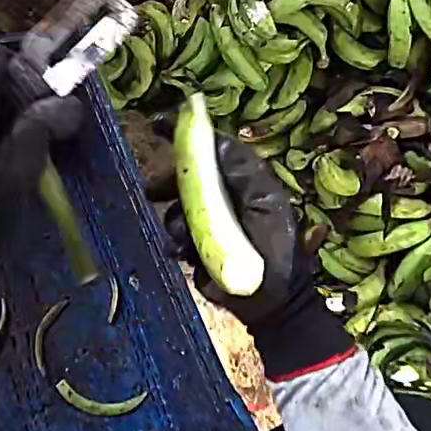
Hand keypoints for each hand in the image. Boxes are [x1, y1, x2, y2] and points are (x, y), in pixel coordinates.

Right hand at [160, 134, 351, 378]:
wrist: (273, 303)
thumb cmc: (277, 250)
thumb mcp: (265, 203)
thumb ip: (242, 171)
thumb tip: (216, 140)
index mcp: (245, 182)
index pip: (214, 151)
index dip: (189, 138)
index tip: (160, 126)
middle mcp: (225, 197)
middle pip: (188, 178)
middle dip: (169, 183)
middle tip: (153, 190)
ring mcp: (209, 222)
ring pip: (177, 207)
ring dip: (174, 220)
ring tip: (183, 240)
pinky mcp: (198, 247)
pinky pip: (176, 235)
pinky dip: (175, 242)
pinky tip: (181, 252)